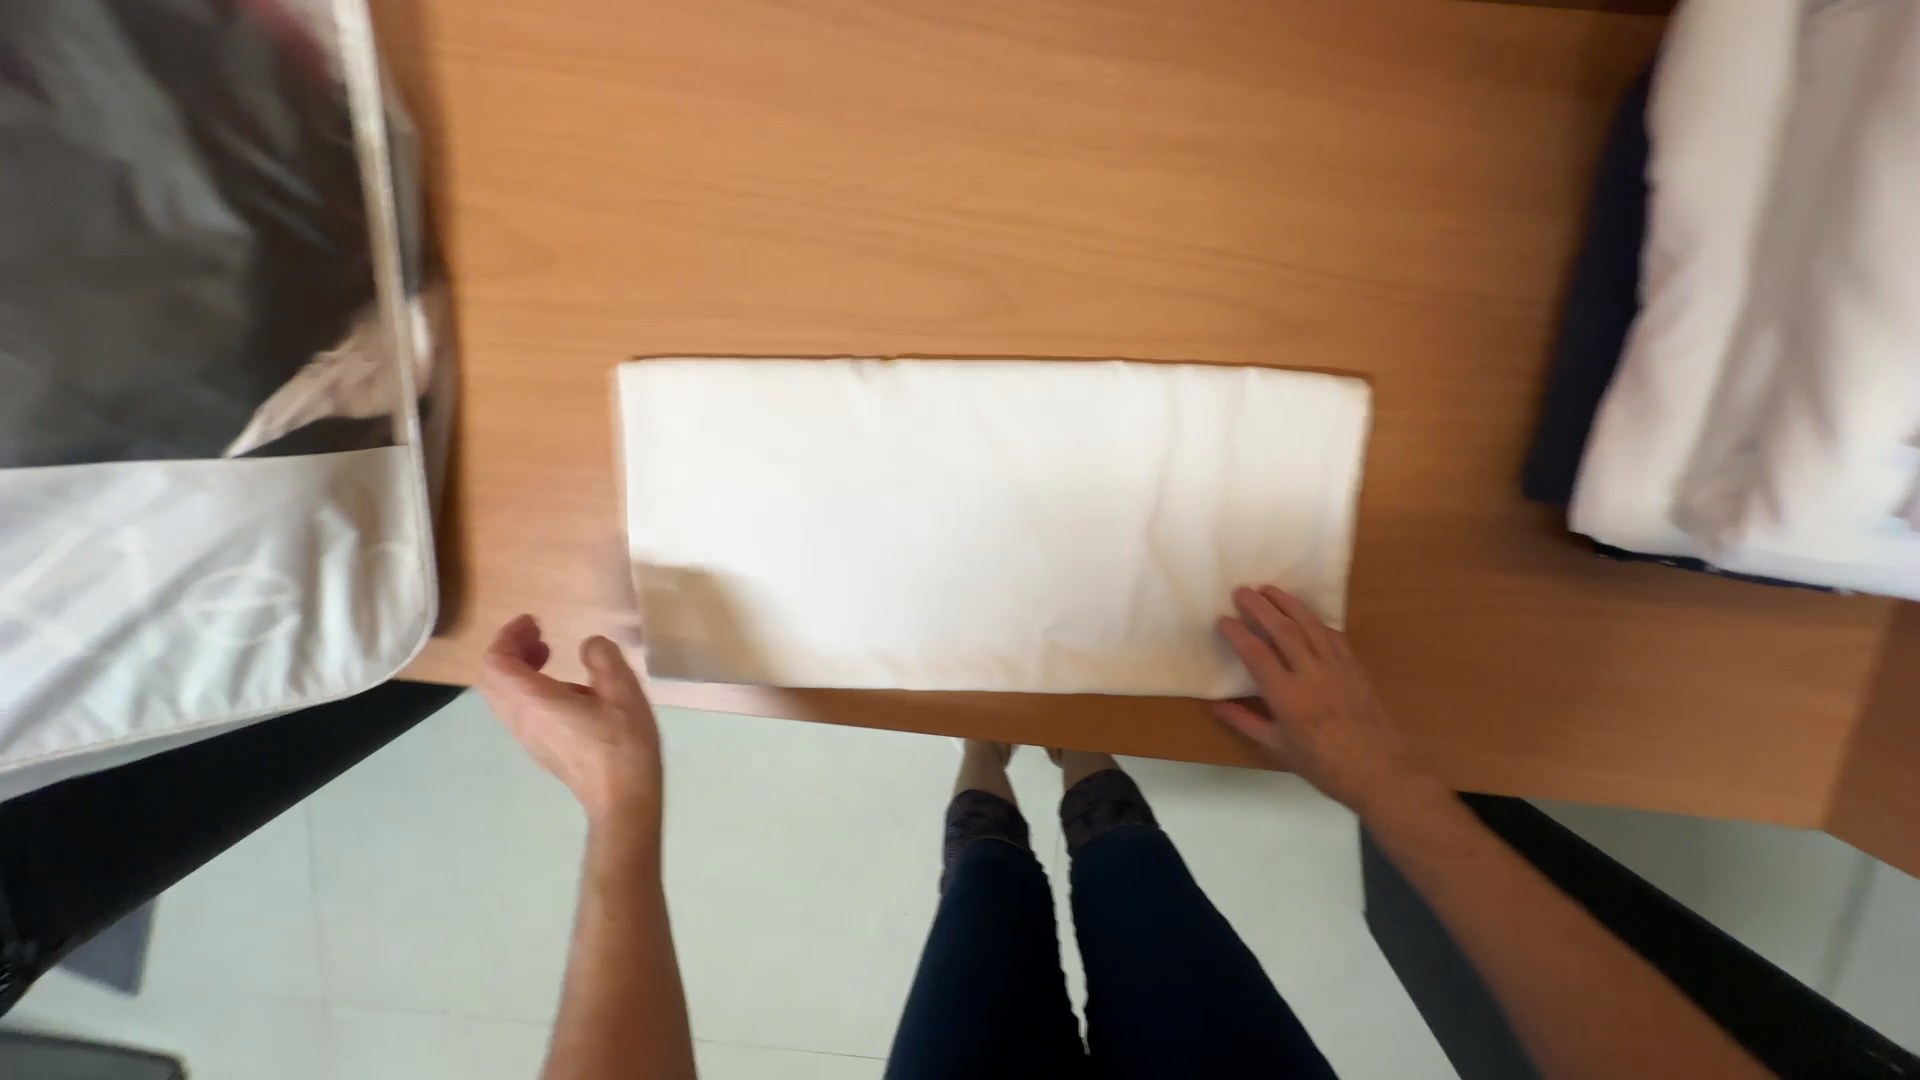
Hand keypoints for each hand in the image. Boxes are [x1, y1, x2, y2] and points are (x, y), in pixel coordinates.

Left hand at [478, 614, 662, 825]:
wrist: (622, 797)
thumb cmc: (623, 742)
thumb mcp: (623, 690)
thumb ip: (602, 658)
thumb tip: (588, 645)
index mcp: (534, 701)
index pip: (496, 662)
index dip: (508, 636)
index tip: (534, 621)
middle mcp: (521, 720)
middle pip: (491, 679)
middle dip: (509, 650)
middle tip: (540, 634)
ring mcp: (528, 737)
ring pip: (502, 696)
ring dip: (517, 669)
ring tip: (551, 655)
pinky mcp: (541, 748)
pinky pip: (517, 710)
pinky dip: (528, 687)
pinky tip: (566, 688)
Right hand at [1214, 585, 1434, 814]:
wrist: (1381, 773)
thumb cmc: (1324, 766)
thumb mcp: (1278, 748)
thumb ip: (1245, 722)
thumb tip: (1216, 706)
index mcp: (1288, 697)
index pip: (1256, 654)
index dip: (1237, 633)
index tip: (1223, 620)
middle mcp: (1311, 675)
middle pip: (1282, 630)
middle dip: (1260, 607)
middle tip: (1241, 591)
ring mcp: (1336, 668)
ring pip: (1309, 625)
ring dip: (1288, 603)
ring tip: (1269, 590)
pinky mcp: (1355, 668)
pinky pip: (1333, 636)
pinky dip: (1314, 621)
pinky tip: (1304, 615)